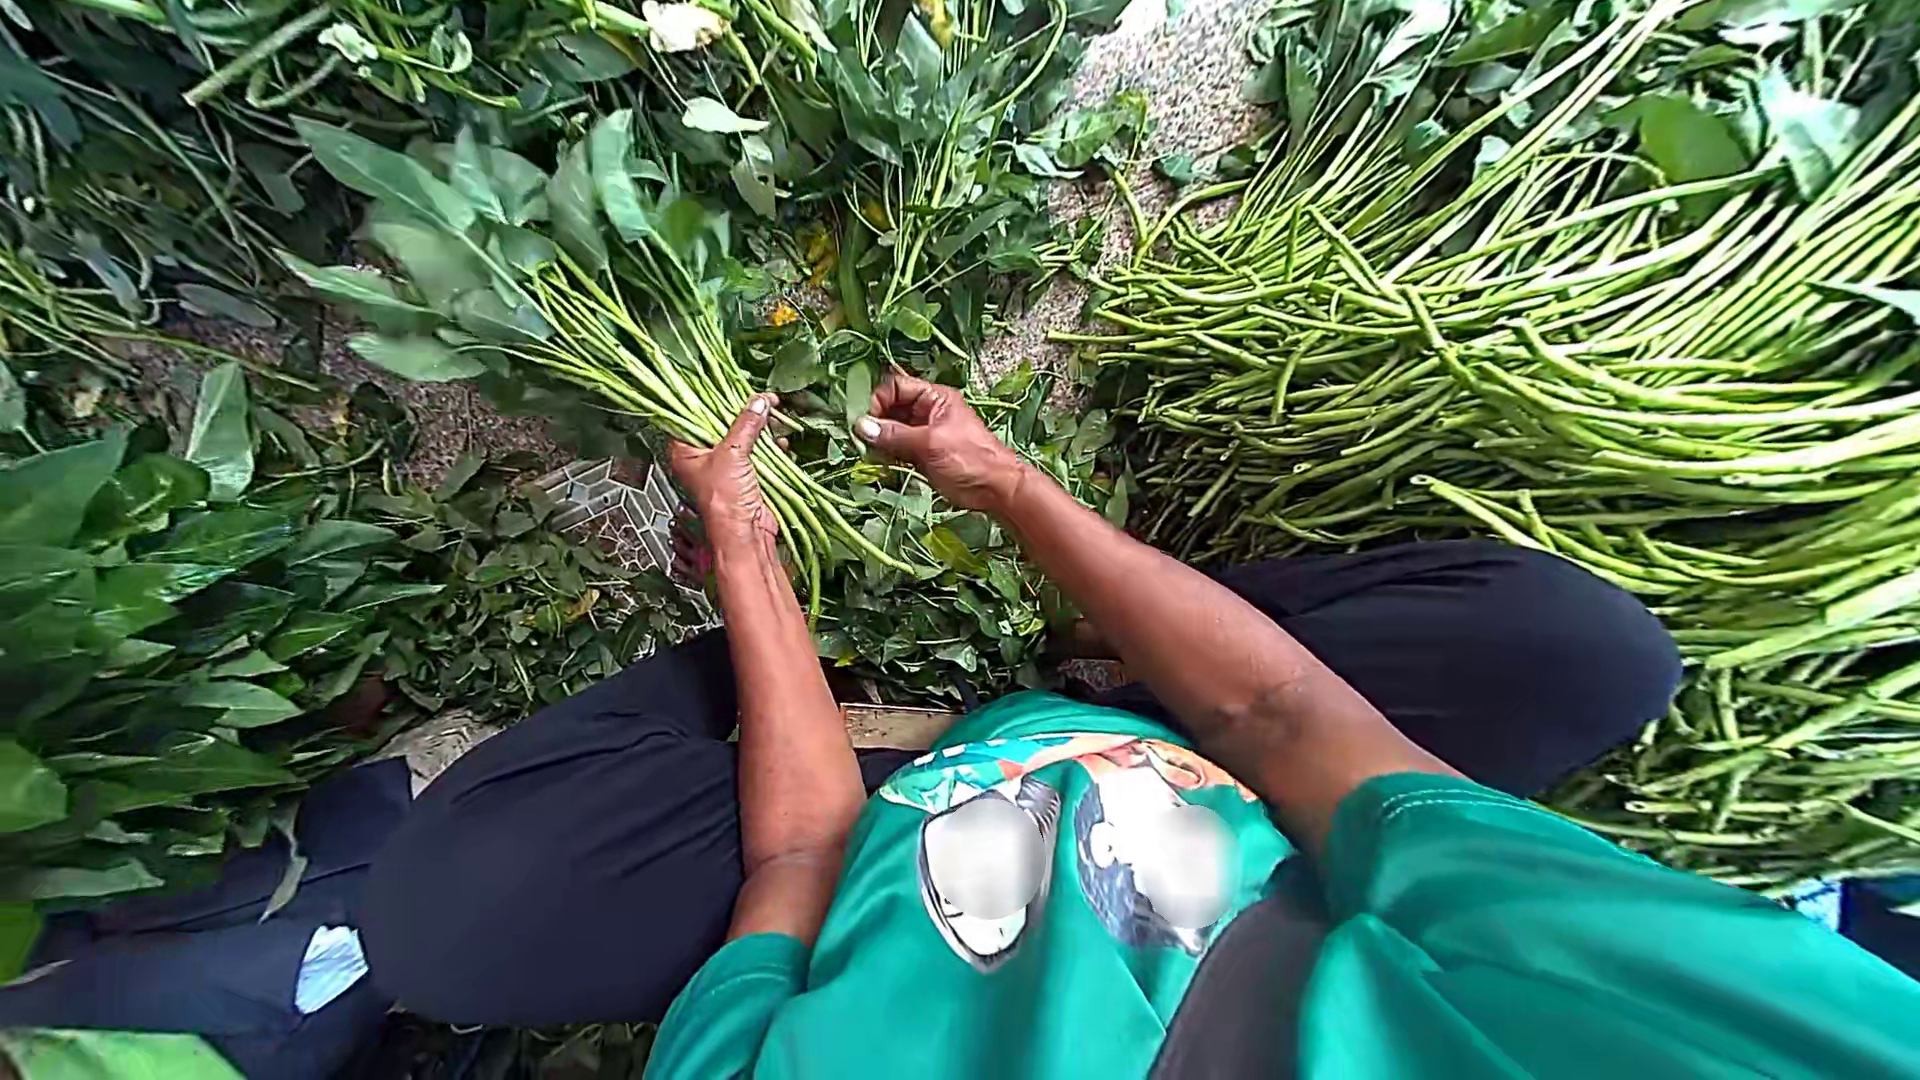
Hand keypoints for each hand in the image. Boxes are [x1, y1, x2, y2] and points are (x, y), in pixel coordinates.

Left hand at [669, 394, 778, 551]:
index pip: (692, 414)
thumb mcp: (732, 454)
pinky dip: (772, 446)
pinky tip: (781, 439)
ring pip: (743, 437)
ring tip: (775, 412)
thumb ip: (745, 425)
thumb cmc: (724, 500)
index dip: (710, 398)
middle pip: (721, 423)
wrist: (746, 533)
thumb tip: (758, 402)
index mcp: (686, 451)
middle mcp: (704, 456)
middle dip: (743, 411)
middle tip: (760, 397)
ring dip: (761, 427)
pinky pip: (759, 454)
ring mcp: (727, 466)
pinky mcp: (748, 476)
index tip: (728, 384)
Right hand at [854, 371, 1025, 512]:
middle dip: (875, 422)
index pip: (896, 387)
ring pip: (891, 430)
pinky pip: (897, 450)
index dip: (879, 400)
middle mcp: (927, 412)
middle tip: (862, 440)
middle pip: (890, 408)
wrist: (995, 489)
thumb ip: (895, 435)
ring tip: (870, 454)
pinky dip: (886, 455)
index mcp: (934, 398)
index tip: (867, 421)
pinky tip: (879, 463)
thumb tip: (862, 426)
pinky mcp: (921, 455)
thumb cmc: (970, 459)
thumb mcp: (930, 443)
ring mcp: (923, 434)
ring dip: (879, 441)